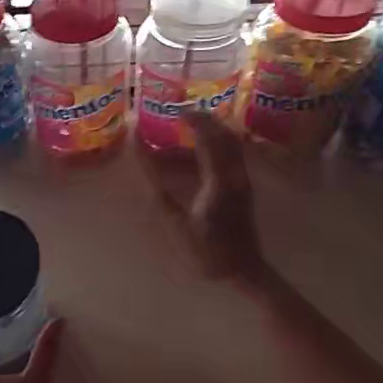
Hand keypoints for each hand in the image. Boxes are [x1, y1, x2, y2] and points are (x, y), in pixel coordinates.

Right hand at [140, 112, 264, 280]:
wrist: (241, 270)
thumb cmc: (205, 249)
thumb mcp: (173, 218)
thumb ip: (156, 184)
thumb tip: (139, 154)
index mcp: (219, 179)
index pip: (209, 137)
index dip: (193, 120)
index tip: (173, 112)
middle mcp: (236, 173)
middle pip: (225, 134)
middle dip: (204, 120)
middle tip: (180, 115)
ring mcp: (242, 180)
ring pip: (231, 143)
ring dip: (211, 131)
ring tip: (186, 129)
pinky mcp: (243, 187)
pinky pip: (231, 155)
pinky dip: (214, 145)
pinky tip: (196, 153)